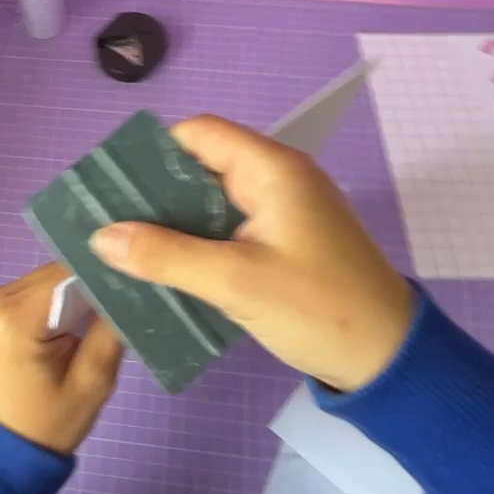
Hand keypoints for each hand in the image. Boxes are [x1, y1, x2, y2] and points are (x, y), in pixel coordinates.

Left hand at [0, 263, 126, 453]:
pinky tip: (73, 322)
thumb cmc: (48, 424)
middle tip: (118, 308)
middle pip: (55, 275)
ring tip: (96, 318)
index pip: (67, 274)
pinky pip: (33, 292)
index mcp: (13, 317)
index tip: (131, 289)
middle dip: (87, 288)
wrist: (1, 453)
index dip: (101, 278)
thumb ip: (111, 328)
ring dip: (71, 295)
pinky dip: (55, 302)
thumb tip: (126, 289)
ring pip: (46, 280)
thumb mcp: (93, 383)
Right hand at [89, 115, 416, 391]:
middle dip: (157, 191)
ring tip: (128, 246)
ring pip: (213, 201)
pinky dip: (198, 242)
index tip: (115, 184)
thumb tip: (102, 236)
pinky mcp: (285, 241)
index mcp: (271, 169)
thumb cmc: (319, 309)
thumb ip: (166, 256)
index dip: (155, 151)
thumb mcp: (235, 282)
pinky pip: (229, 228)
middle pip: (203, 165)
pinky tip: (168, 268)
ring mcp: (283, 211)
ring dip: (175, 221)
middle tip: (112, 221)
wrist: (391, 360)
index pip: (200, 133)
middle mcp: (277, 178)